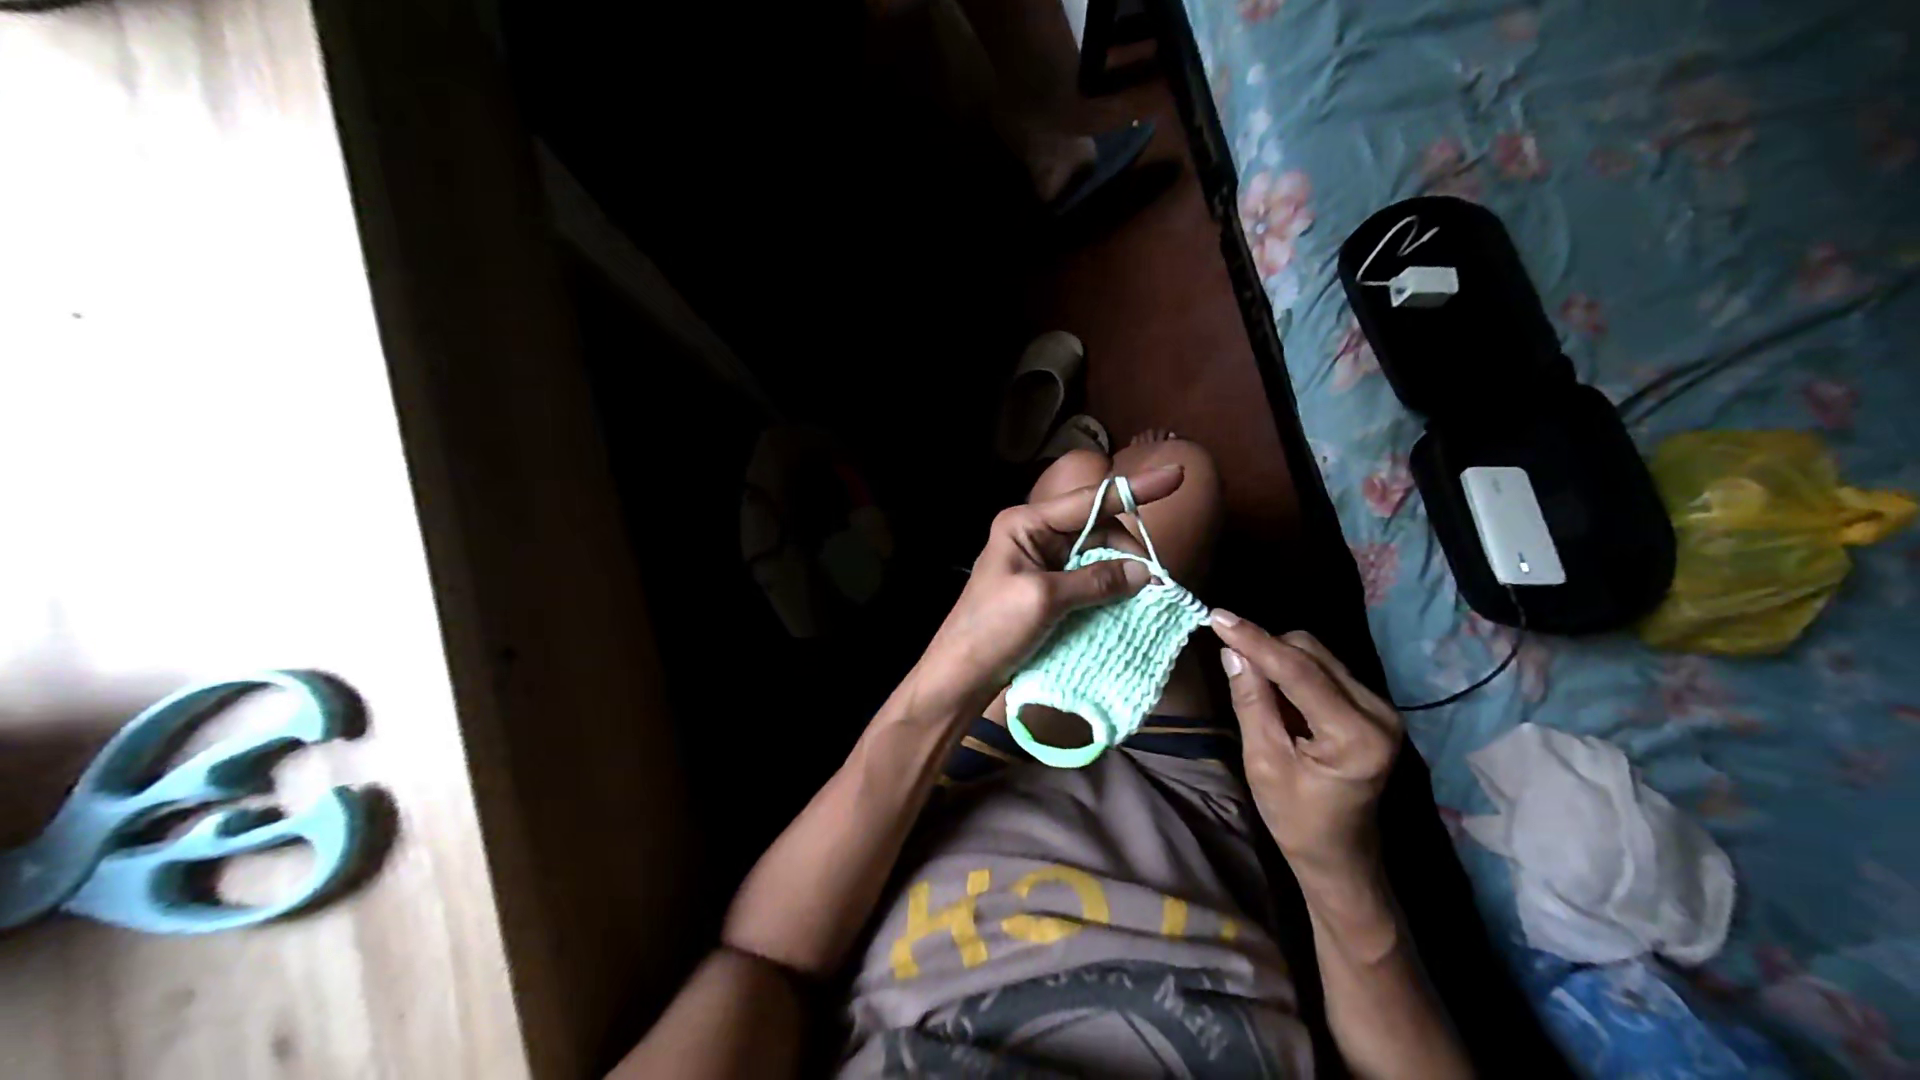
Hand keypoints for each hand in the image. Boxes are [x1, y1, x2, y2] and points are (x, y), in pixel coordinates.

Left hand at [901, 464, 1186, 718]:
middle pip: (1098, 527)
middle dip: (1129, 548)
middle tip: (1156, 581)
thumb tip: (1145, 573)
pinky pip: (1088, 578)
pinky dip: (1110, 587)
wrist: (962, 673)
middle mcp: (1035, 534)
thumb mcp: (1044, 600)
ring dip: (1123, 571)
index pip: (1089, 500)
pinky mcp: (1049, 587)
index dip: (1134, 489)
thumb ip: (1095, 581)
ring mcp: (1042, 561)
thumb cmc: (991, 629)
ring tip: (1146, 595)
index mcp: (1026, 524)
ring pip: (1097, 554)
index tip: (1178, 474)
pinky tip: (1128, 601)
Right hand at [1212, 615, 1402, 891]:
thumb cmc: (1296, 818)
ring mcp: (1379, 707)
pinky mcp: (1371, 707)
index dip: (1255, 640)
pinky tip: (1272, 689)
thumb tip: (1231, 652)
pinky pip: (1323, 669)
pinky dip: (1291, 670)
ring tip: (1250, 679)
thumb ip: (1251, 702)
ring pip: (1317, 655)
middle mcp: (1377, 712)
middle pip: (1311, 652)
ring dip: (1277, 657)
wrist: (1339, 853)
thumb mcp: (1263, 762)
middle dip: (1265, 647)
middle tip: (1227, 654)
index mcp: (1355, 735)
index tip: (1217, 617)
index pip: (1299, 671)